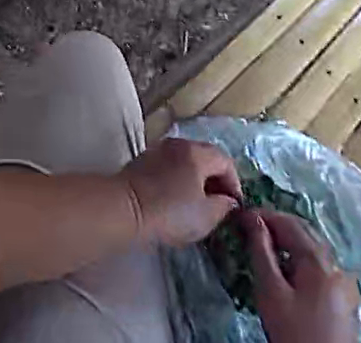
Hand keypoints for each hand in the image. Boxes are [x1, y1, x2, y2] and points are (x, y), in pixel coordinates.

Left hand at [120, 138, 241, 245]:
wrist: (126, 207)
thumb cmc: (169, 212)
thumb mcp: (206, 216)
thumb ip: (224, 206)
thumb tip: (229, 201)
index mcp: (197, 153)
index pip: (225, 161)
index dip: (234, 184)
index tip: (233, 206)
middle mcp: (179, 143)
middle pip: (206, 156)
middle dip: (216, 179)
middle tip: (219, 204)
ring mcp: (160, 148)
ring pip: (187, 159)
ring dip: (198, 177)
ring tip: (198, 202)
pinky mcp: (145, 158)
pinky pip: (171, 163)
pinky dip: (180, 176)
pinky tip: (177, 197)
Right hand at [243, 209, 359, 342]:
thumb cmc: (294, 334)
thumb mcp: (271, 291)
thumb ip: (261, 251)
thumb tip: (253, 220)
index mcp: (319, 260)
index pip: (288, 223)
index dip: (263, 215)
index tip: (240, 216)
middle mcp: (336, 265)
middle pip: (304, 232)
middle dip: (276, 225)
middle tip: (249, 227)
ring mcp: (344, 283)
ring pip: (312, 249)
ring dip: (288, 241)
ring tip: (263, 246)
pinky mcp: (344, 299)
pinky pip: (319, 266)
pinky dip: (299, 258)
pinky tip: (285, 269)